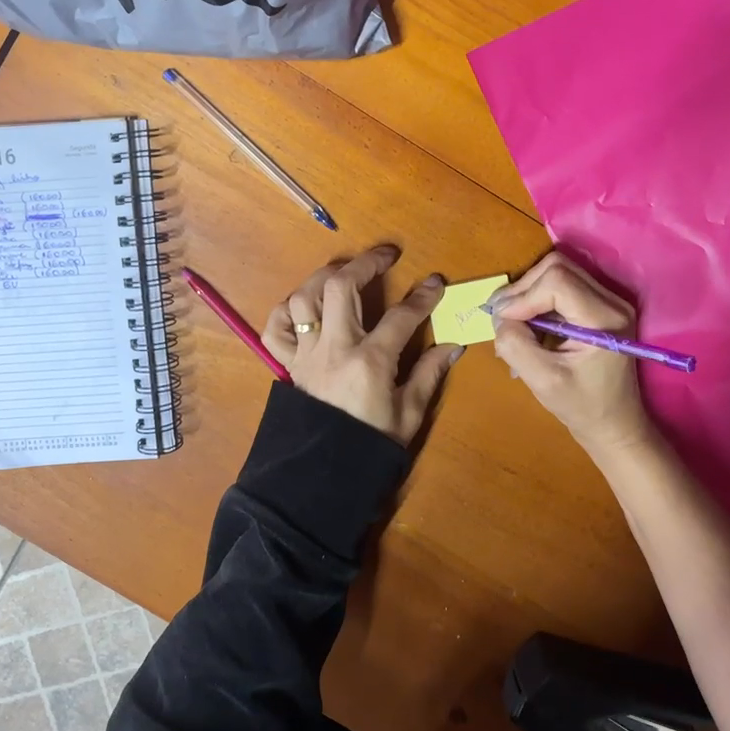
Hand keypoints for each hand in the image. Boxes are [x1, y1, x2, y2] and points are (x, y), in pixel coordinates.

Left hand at [264, 245, 464, 444]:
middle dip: (366, 263)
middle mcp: (334, 348)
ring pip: (305, 298)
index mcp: (370, 362)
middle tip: (386, 255)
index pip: (401, 317)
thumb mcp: (408, 415)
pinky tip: (305, 305)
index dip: (423, 297)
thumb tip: (453, 345)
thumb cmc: (369, 446)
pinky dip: (287, 310)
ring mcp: (306, 354)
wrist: (322, 475)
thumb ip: (429, 374)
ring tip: (346, 273)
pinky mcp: (287, 364)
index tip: (436, 282)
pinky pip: (276, 327)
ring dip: (325, 277)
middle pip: (342, 287)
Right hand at [491, 251, 652, 453]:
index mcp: (604, 319)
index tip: (503, 321)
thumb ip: (516, 345)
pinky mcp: (599, 305)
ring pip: (557, 271)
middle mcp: (612, 301)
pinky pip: (562, 284)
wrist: (614, 424)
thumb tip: (500, 317)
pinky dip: (538, 297)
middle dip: (523, 289)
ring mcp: (609, 301)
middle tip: (501, 317)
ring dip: (528, 291)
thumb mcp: (542, 380)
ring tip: (512, 319)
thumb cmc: (582, 407)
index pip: (556, 281)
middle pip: (556, 268)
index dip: (523, 296)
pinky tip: (528, 321)